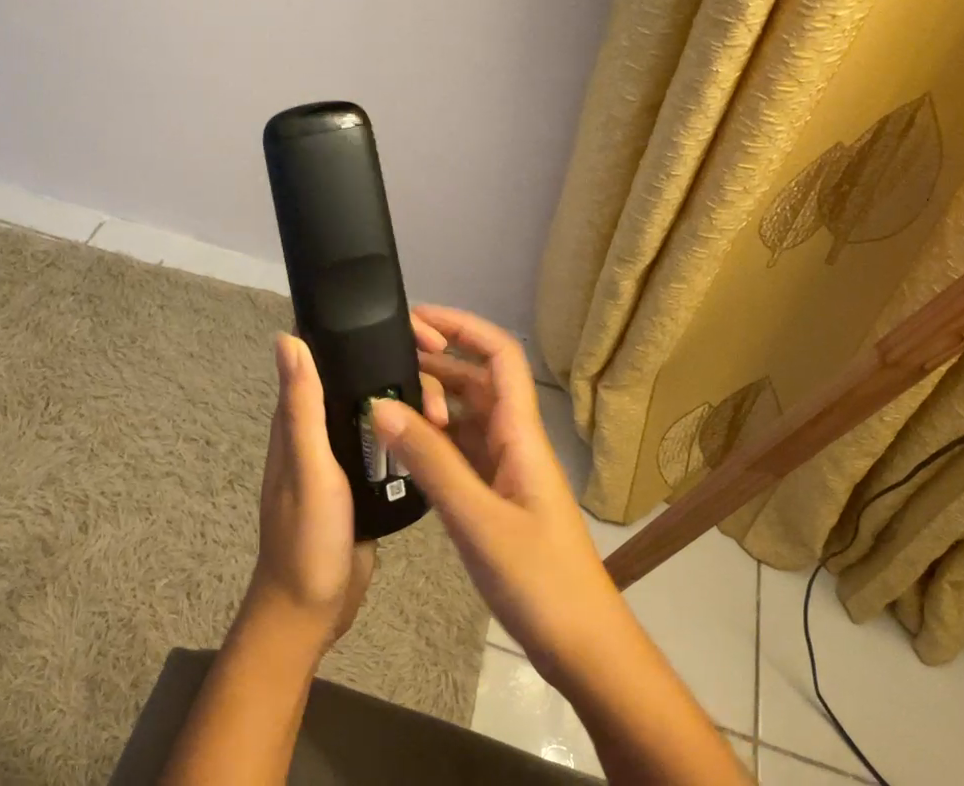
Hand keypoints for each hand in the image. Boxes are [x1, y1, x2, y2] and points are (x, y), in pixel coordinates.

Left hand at [244, 320, 450, 650]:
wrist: (313, 609)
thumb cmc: (306, 539)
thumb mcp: (308, 469)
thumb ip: (301, 407)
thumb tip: (288, 338)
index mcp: (297, 421)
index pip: (320, 355)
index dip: (355, 331)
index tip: (407, 326)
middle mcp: (318, 430)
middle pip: (358, 377)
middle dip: (397, 364)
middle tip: (441, 373)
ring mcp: (342, 455)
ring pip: (378, 408)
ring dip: (409, 398)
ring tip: (449, 406)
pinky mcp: (363, 479)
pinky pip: (389, 442)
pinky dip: (410, 430)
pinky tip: (441, 430)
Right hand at [369, 305, 624, 683]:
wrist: (582, 645)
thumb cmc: (540, 580)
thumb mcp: (477, 520)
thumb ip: (430, 463)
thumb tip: (382, 406)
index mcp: (521, 436)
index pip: (500, 358)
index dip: (463, 327)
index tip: (416, 317)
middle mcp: (515, 444)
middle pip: (478, 383)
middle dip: (437, 362)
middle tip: (382, 360)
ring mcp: (506, 474)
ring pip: (467, 420)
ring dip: (432, 404)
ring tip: (382, 399)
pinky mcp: (497, 502)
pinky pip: (462, 456)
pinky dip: (433, 444)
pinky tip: (401, 448)